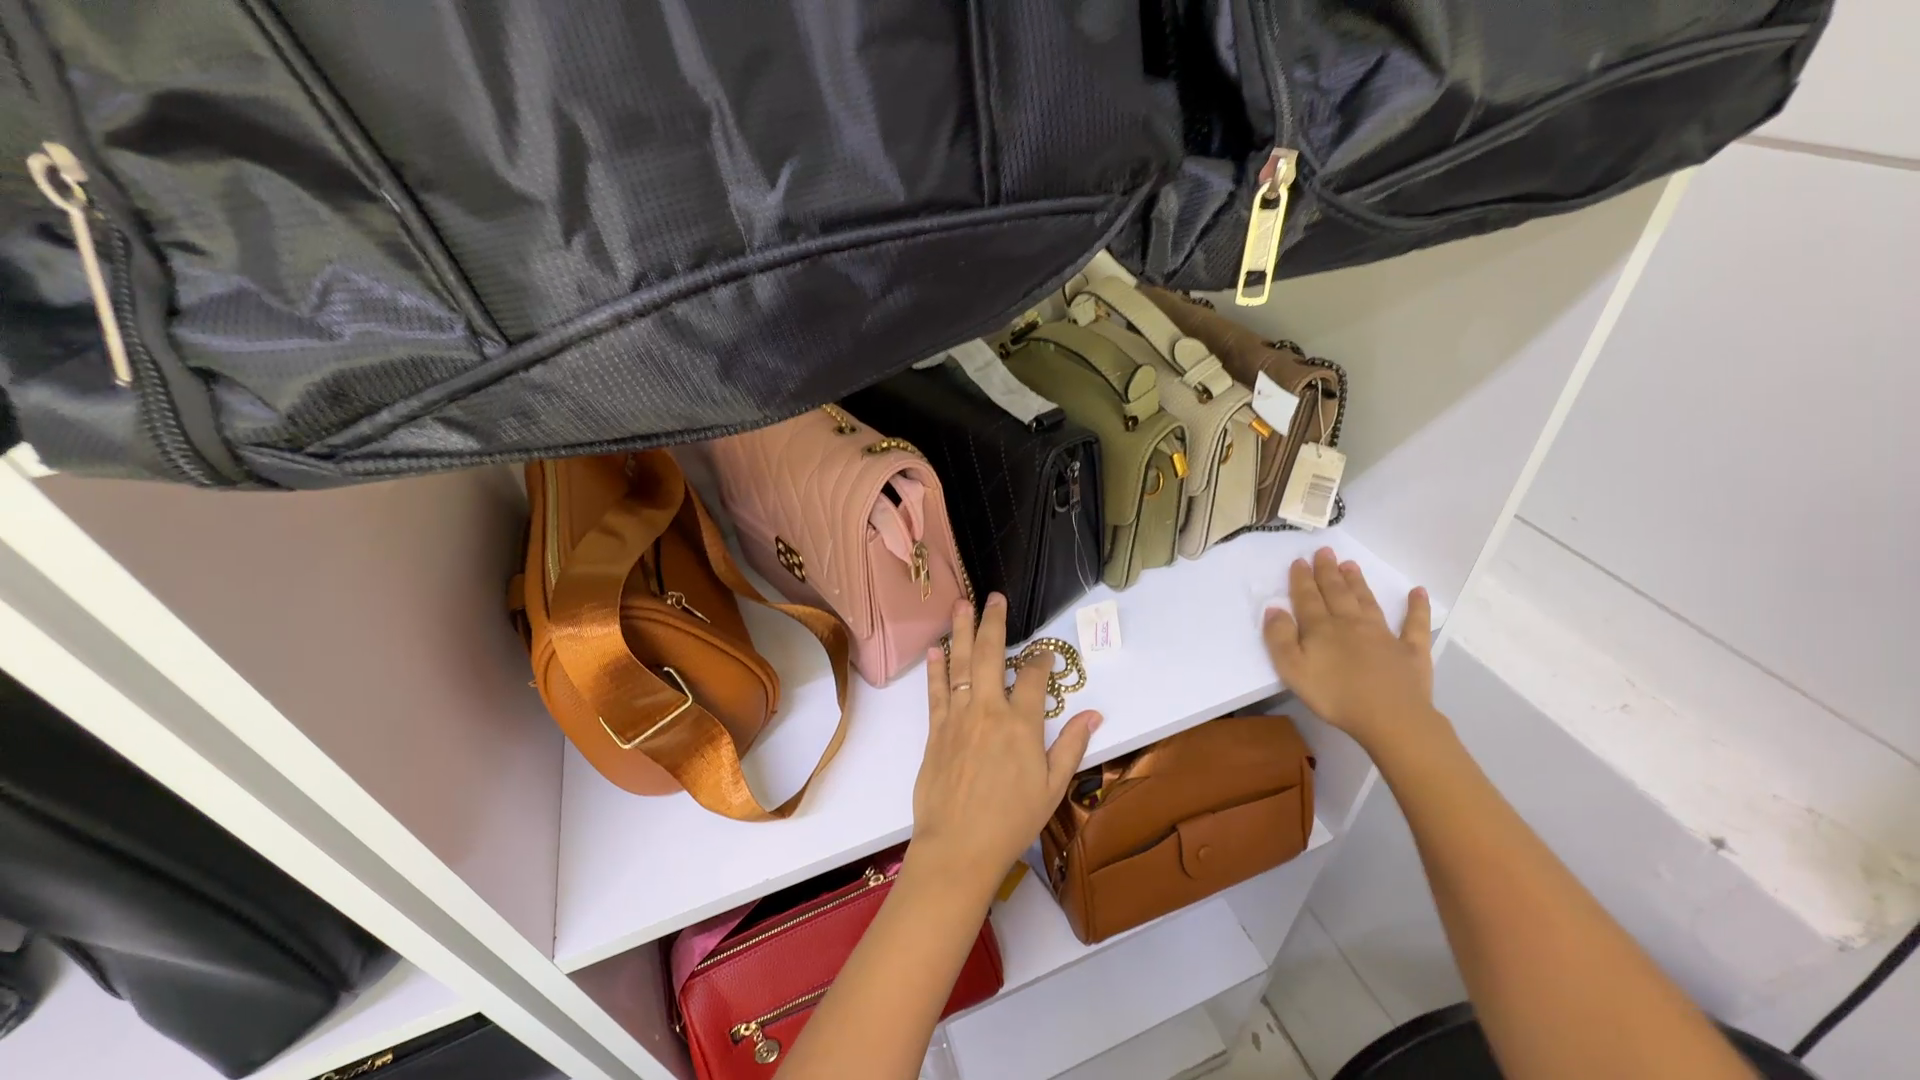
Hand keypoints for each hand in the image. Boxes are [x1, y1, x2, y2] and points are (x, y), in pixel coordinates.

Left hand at [910, 593, 1101, 894]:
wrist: (959, 846)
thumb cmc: (1012, 821)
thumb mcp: (1053, 787)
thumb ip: (1071, 746)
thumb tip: (1094, 714)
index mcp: (1022, 725)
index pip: (1033, 678)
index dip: (1041, 661)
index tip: (1044, 654)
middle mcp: (989, 712)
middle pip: (990, 656)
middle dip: (993, 623)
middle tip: (993, 597)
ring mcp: (959, 718)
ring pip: (960, 665)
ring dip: (959, 632)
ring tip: (960, 605)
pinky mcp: (936, 731)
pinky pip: (936, 691)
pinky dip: (936, 668)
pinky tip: (936, 650)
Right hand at [1263, 548, 1440, 750]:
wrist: (1390, 717)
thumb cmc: (1335, 696)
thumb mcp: (1293, 670)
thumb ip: (1280, 639)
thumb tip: (1274, 609)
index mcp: (1322, 629)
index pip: (1308, 599)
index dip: (1302, 580)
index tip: (1299, 560)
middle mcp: (1352, 624)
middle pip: (1337, 593)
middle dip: (1328, 572)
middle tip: (1325, 551)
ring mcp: (1384, 635)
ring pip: (1367, 602)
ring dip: (1358, 583)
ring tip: (1351, 565)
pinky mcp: (1411, 650)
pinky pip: (1415, 624)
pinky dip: (1417, 607)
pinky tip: (1417, 592)